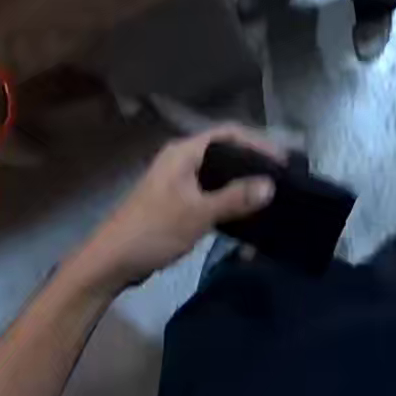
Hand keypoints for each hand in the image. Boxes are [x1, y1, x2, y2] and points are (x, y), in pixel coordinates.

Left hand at [69, 126, 279, 290]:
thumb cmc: (154, 229)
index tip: (283, 160)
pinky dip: (228, 199)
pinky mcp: (177, 201)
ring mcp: (178, 180)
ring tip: (269, 194)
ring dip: (241, 183)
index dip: (257, 143)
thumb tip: (270, 185)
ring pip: (218, 173)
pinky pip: (210, 192)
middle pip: (225, 151)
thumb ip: (235, 198)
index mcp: (184, 152)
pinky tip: (244, 214)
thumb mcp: (198, 214)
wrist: (112, 261)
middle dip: (252, 162)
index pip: (228, 134)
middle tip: (281, 177)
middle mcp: (181, 159)